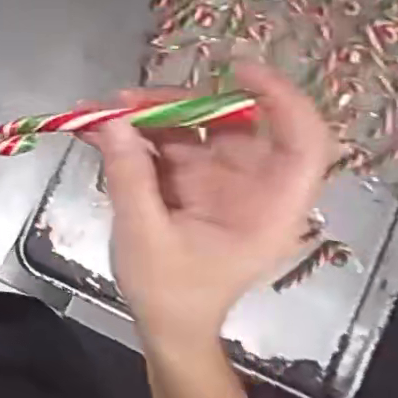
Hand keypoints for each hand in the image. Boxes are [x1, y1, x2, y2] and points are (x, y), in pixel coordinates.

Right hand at [77, 63, 335, 345]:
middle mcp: (250, 186)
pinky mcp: (186, 186)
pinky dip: (131, 139)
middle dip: (179, 106)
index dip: (281, 101)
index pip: (300, 143)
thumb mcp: (145, 237)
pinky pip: (163, 151)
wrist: (165, 325)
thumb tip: (111, 122)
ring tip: (98, 112)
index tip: (236, 72)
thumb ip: (130, 178)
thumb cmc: (171, 292)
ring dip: (146, 119)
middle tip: (126, 101)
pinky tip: (97, 130)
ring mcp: (216, 183)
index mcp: (270, 207)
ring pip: (191, 133)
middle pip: (232, 126)